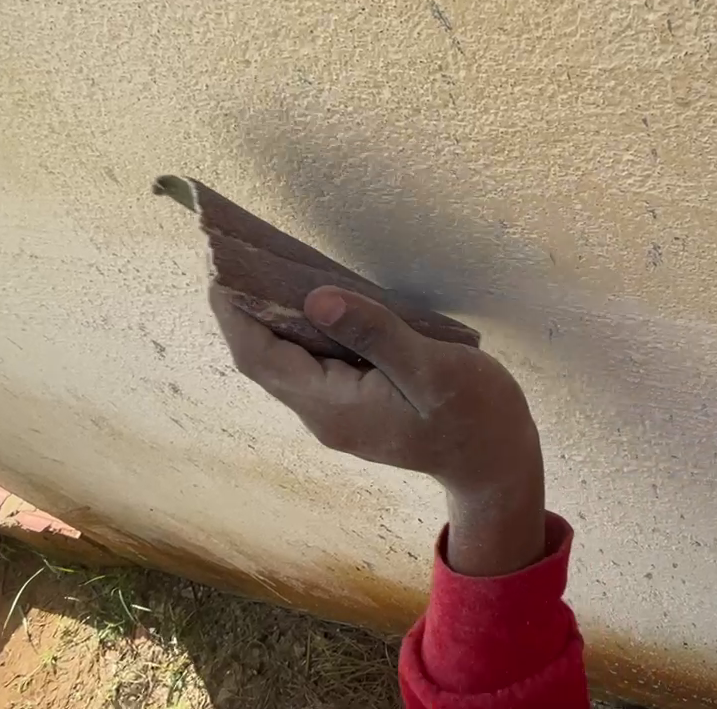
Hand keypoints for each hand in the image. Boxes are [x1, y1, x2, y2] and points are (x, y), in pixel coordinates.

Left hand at [209, 284, 546, 575]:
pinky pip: (318, 362)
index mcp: (334, 406)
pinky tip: (322, 303)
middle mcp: (325, 413)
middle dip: (246, 311)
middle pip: (267, 359)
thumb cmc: (474, 413)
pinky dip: (309, 329)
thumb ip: (375, 334)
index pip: (262, 358)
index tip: (218, 268)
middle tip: (241, 256)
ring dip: (275, 318)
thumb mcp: (432, 369)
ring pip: (291, 360)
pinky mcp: (360, 405)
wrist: (498, 461)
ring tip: (271, 269)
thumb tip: (315, 299)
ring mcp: (341, 412)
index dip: (235, 314)